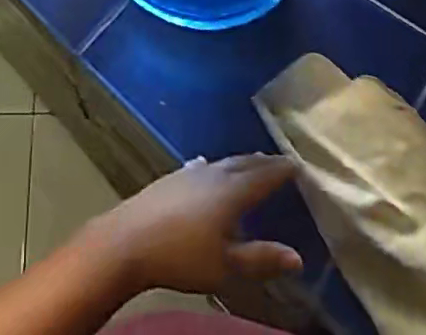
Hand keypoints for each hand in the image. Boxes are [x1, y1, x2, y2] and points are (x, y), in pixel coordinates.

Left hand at [76, 154, 303, 295]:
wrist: (127, 240)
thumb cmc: (181, 256)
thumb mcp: (226, 265)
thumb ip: (261, 259)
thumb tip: (298, 257)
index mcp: (231, 192)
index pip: (263, 176)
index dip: (281, 170)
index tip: (298, 164)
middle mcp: (212, 175)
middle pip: (243, 163)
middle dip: (263, 162)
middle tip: (279, 160)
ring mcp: (188, 173)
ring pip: (221, 162)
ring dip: (239, 162)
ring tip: (251, 162)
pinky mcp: (171, 178)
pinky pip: (201, 166)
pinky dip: (214, 166)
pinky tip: (205, 166)